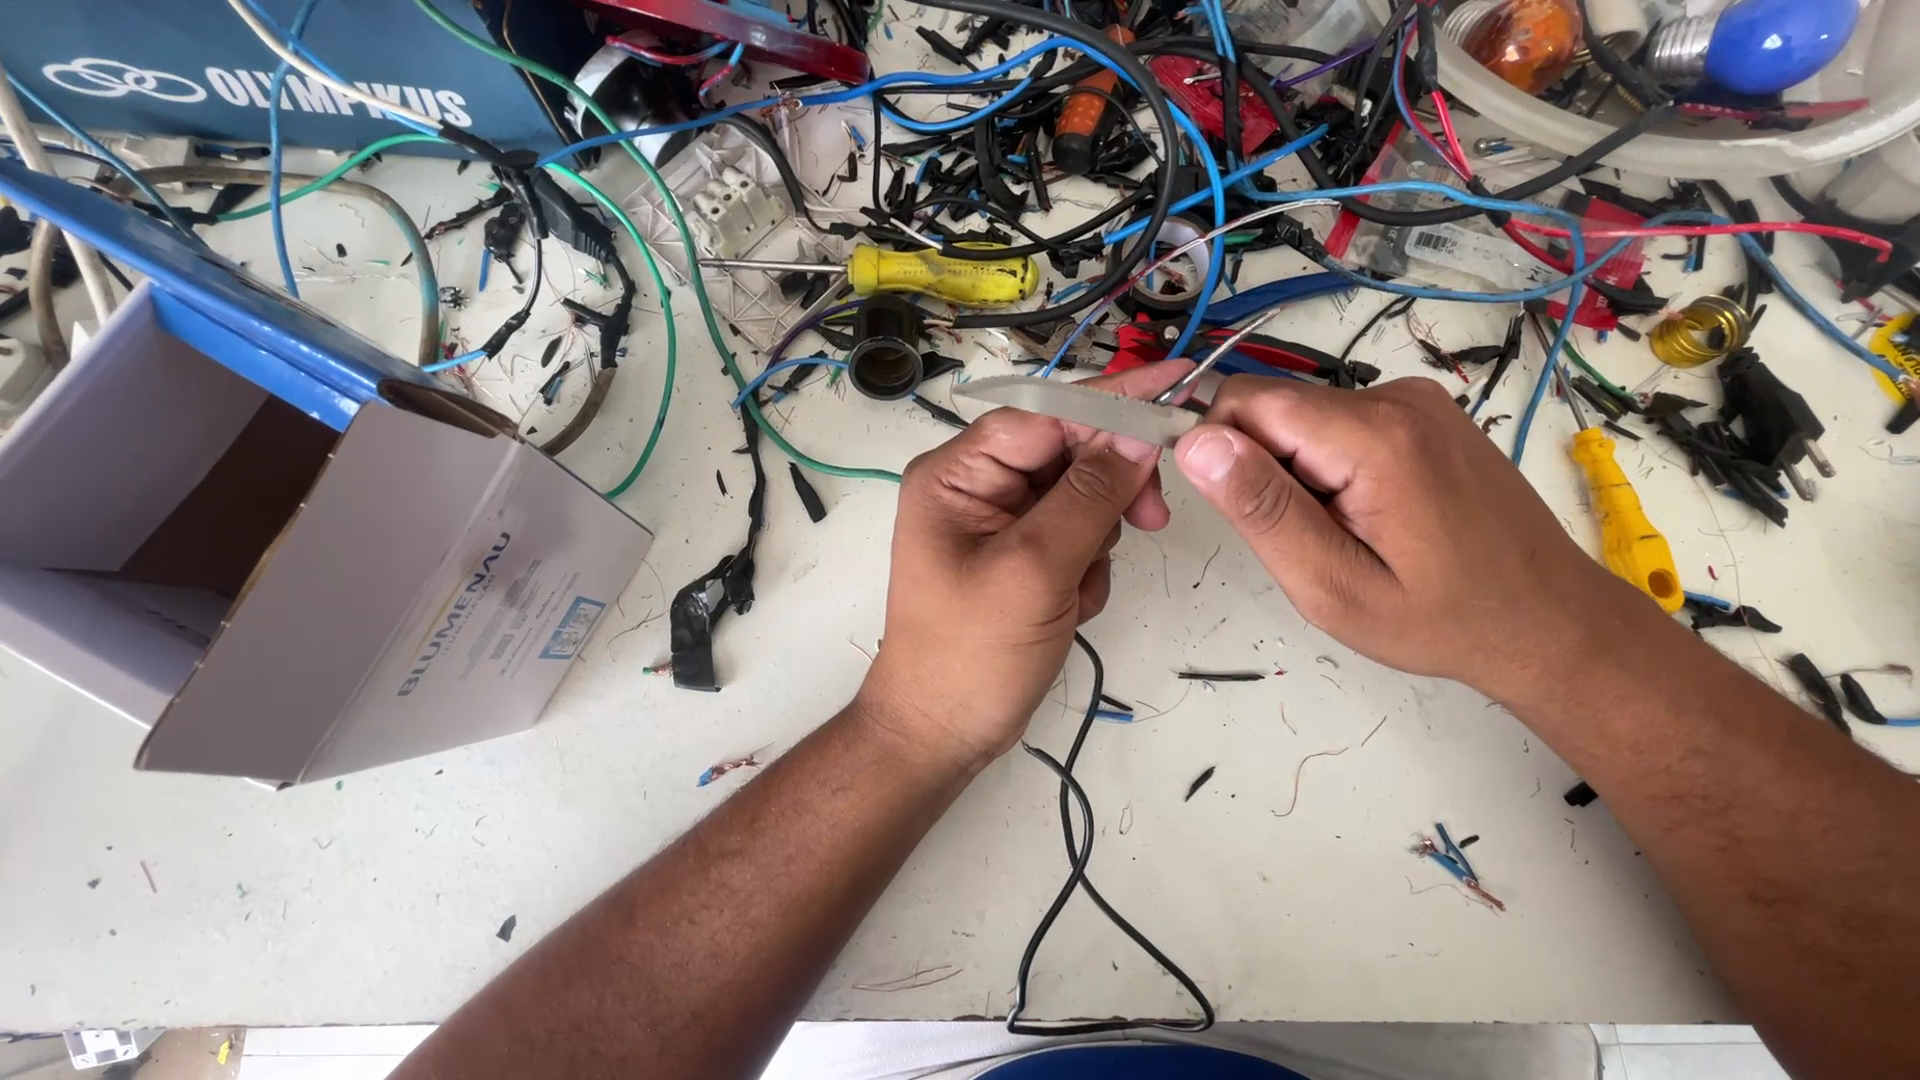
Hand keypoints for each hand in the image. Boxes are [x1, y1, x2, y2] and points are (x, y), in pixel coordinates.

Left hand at [857, 361, 1195, 768]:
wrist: (944, 731)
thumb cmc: (972, 655)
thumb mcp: (1035, 570)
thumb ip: (1090, 498)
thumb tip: (1139, 436)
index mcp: (955, 475)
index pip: (1043, 414)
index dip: (1109, 401)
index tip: (1175, 385)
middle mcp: (975, 487)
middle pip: (1068, 451)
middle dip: (1110, 488)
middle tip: (1152, 519)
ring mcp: (999, 522)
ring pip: (1082, 495)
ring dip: (1097, 540)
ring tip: (1075, 591)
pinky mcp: (1022, 555)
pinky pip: (1078, 535)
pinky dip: (1087, 567)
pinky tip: (1070, 606)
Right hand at [1171, 375, 1638, 694]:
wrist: (1548, 621)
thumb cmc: (1439, 618)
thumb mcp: (1332, 584)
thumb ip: (1262, 509)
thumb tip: (1196, 441)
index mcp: (1373, 435)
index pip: (1245, 400)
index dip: (1217, 450)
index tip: (1239, 513)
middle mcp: (1395, 396)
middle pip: (1273, 406)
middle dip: (1258, 468)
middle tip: (1299, 539)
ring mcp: (1415, 400)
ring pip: (1301, 418)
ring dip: (1293, 472)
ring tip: (1337, 533)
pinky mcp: (1423, 414)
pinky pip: (1335, 425)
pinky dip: (1324, 467)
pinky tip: (1362, 517)